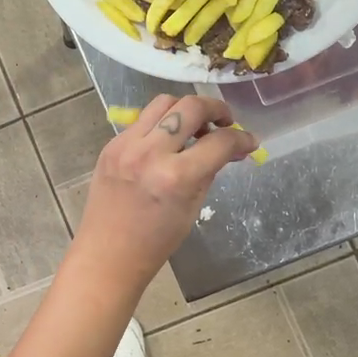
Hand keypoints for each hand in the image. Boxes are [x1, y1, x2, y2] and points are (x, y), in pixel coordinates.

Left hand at [74, 94, 256, 286]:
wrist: (108, 253)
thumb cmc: (156, 240)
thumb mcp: (193, 207)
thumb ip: (211, 170)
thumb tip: (230, 148)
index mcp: (176, 177)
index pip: (219, 142)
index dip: (242, 139)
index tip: (249, 141)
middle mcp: (150, 153)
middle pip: (190, 106)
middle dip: (216, 108)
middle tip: (224, 122)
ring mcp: (125, 146)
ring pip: (163, 103)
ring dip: (186, 109)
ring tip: (196, 127)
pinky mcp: (110, 145)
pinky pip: (141, 121)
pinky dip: (160, 124)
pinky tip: (167, 142)